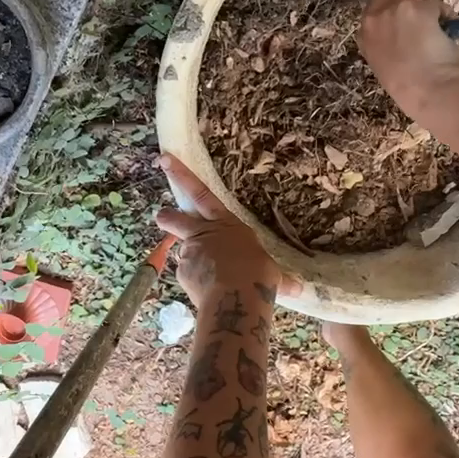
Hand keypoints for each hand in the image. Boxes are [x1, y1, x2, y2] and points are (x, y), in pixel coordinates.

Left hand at [154, 154, 280, 299]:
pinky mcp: (182, 273)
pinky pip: (188, 277)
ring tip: (209, 281)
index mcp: (226, 224)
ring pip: (183, 253)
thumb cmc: (258, 276)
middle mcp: (204, 234)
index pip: (202, 193)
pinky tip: (208, 294)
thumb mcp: (271, 272)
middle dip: (166, 215)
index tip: (165, 159)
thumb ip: (278, 277)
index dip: (182, 175)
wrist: (236, 299)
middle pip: (174, 217)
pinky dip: (196, 284)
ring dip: (192, 263)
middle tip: (161, 215)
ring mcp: (190, 253)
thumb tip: (297, 288)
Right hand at [358, 0, 458, 110]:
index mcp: (365, 40)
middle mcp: (374, 21)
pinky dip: (445, 14)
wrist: (429, 88)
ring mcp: (395, 11)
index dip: (386, 9)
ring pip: (414, 1)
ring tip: (441, 27)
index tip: (399, 10)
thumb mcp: (387, 69)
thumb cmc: (409, 90)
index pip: (370, 14)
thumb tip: (404, 41)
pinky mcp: (419, 7)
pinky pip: (434, 6)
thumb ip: (388, 48)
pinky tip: (451, 31)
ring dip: (427, 9)